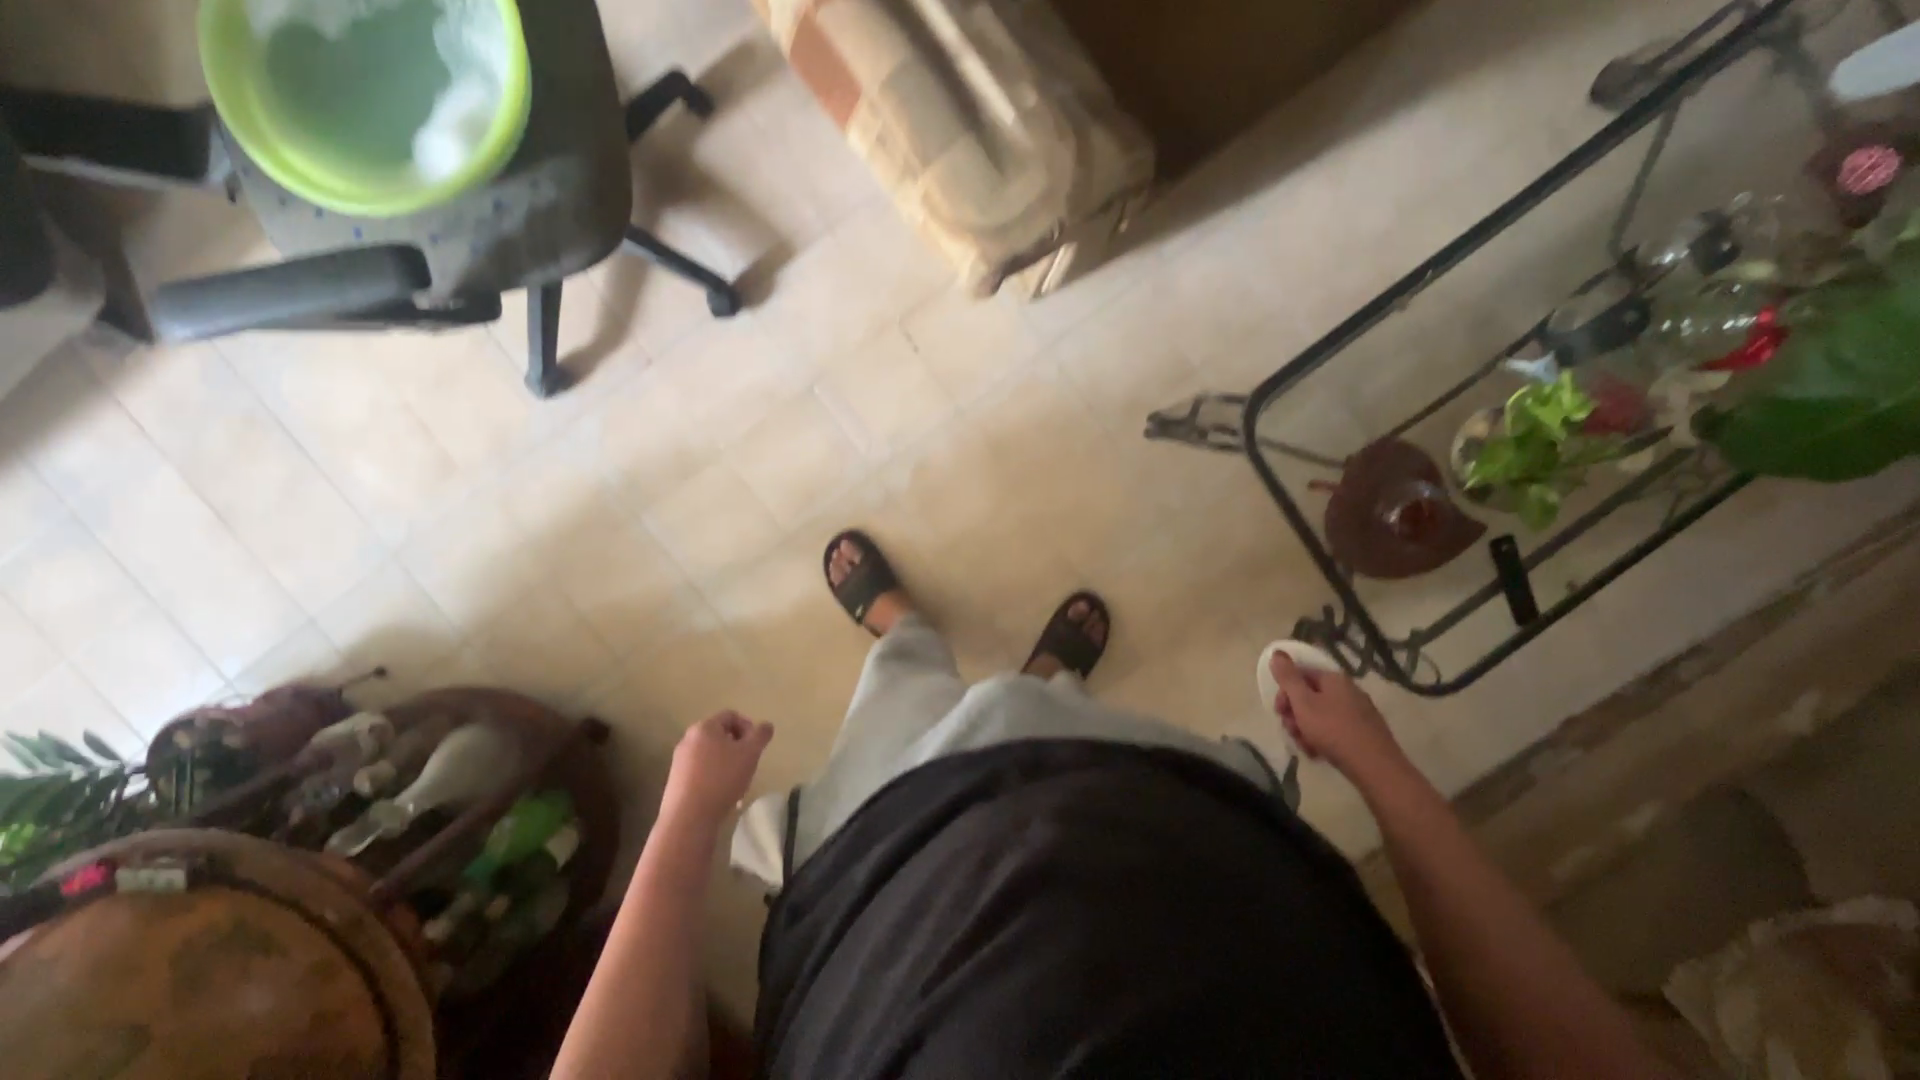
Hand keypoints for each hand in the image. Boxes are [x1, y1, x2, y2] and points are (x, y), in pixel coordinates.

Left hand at [663, 710, 773, 823]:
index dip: (748, 727)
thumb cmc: (722, 779)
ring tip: (736, 781)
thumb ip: (761, 736)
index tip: (756, 746)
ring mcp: (679, 759)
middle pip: (719, 734)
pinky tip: (721, 792)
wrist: (689, 816)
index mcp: (705, 727)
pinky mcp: (676, 779)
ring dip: (727, 762)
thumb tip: (766, 725)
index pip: (731, 715)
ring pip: (710, 753)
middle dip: (738, 746)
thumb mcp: (750, 754)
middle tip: (748, 763)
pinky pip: (700, 769)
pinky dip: (714, 775)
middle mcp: (688, 739)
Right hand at [1269, 653, 1407, 784]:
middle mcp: (1348, 690)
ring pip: (1320, 715)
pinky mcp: (1364, 732)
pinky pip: (1334, 729)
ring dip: (1305, 729)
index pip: (1301, 674)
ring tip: (1304, 746)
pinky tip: (1317, 752)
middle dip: (1294, 714)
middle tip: (1290, 730)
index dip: (1285, 692)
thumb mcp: (1303, 702)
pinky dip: (1322, 739)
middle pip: (1310, 696)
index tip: (1278, 711)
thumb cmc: (1333, 730)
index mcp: (1334, 679)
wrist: (1374, 765)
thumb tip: (1277, 653)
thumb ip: (1288, 678)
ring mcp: (1358, 712)